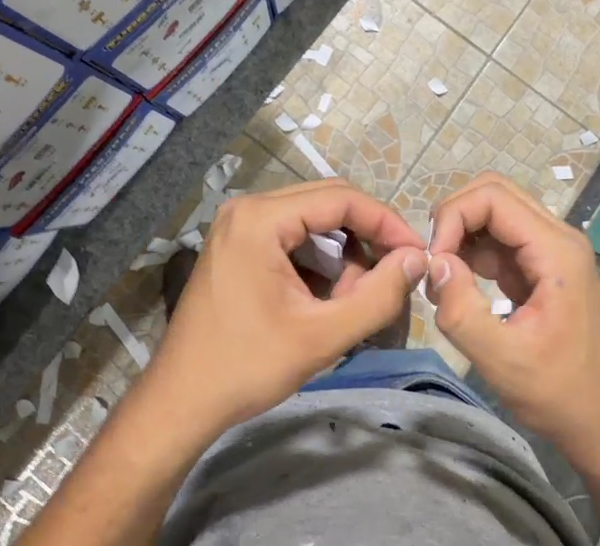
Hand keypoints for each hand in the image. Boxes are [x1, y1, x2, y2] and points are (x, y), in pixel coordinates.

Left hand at [149, 179, 426, 432]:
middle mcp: (246, 208)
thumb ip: (377, 295)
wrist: (181, 403)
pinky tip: (326, 299)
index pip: (340, 198)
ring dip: (342, 253)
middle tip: (394, 275)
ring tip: (353, 298)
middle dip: (365, 238)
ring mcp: (237, 225)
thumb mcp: (322, 336)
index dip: (385, 222)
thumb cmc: (247, 367)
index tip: (417, 254)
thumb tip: (419, 259)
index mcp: (260, 218)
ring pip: (311, 220)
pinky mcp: (236, 245)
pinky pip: (292, 236)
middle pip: (326, 203)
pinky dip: (318, 261)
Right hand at [427, 173, 599, 452]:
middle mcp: (557, 238)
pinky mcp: (542, 268)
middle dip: (455, 216)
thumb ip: (461, 310)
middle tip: (433, 260)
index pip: (493, 197)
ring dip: (462, 233)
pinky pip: (501, 240)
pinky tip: (456, 285)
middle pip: (495, 193)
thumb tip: (435, 264)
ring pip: (497, 212)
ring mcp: (551, 252)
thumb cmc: (558, 394)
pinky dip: (472, 251)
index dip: (454, 216)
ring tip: (441, 277)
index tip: (433, 260)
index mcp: (556, 250)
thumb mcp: (502, 360)